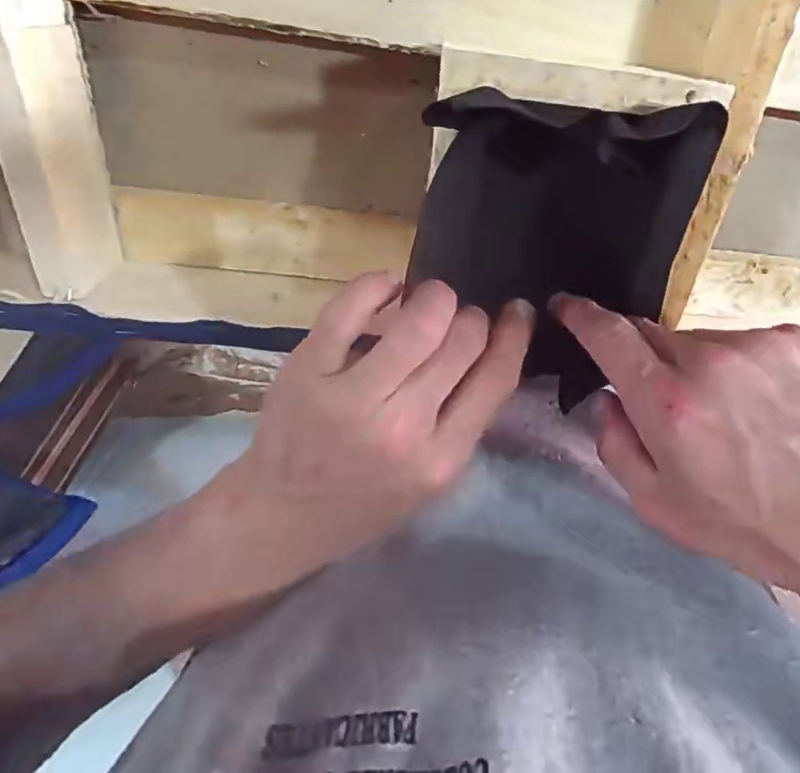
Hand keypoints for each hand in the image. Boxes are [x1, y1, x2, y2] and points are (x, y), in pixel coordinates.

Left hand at [217, 273, 533, 573]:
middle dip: (470, 316)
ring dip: (434, 297)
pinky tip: (388, 287)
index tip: (517, 310)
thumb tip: (492, 344)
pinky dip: (377, 285)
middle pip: (461, 341)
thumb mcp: (430, 476)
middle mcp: (401, 428)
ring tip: (428, 299)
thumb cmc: (364, 499)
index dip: (513, 334)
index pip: (495, 378)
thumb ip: (463, 418)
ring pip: (417, 321)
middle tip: (459, 315)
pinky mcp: (308, 370)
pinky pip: (351, 307)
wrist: (282, 516)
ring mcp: (351, 397)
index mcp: (440, 458)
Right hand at [553, 295, 799, 649]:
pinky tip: (776, 410)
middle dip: (648, 362)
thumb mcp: (666, 511)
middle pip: (653, 336)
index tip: (565, 304)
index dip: (580, 314)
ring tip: (740, 420)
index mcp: (670, 403)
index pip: (609, 334)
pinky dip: (745, 369)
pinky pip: (747, 344)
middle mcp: (710, 359)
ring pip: (702, 342)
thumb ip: (617, 446)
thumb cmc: (763, 533)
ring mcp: (758, 343)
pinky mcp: (798, 338)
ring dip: (702, 370)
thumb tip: (609, 399)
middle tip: (674, 407)